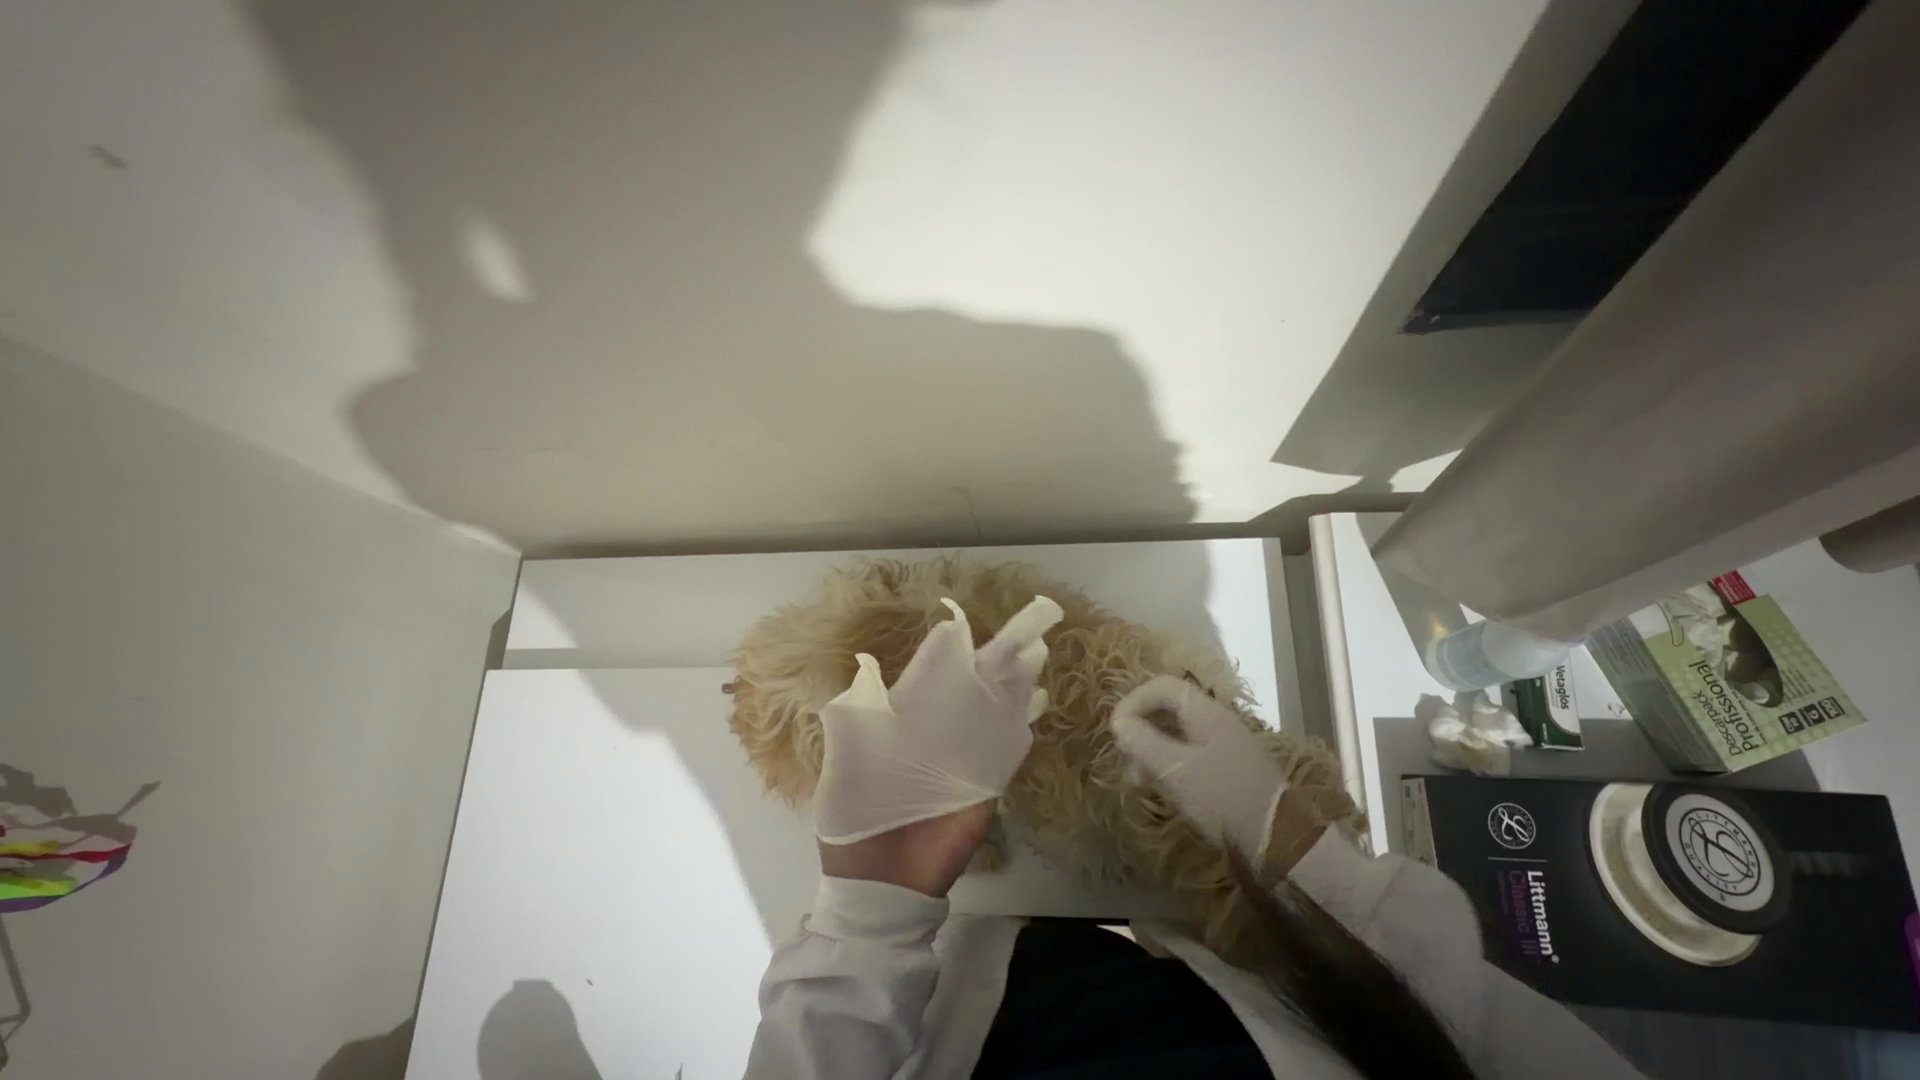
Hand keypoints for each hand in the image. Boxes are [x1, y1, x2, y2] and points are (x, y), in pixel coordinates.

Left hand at [813, 595, 1062, 887]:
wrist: (880, 883)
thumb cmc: (854, 825)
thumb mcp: (843, 768)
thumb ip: (856, 722)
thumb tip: (869, 669)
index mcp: (899, 727)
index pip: (930, 679)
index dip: (951, 653)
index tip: (967, 626)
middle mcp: (936, 737)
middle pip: (969, 691)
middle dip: (993, 662)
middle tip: (1021, 629)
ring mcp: (964, 761)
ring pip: (992, 714)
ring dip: (1013, 685)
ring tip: (1036, 650)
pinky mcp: (984, 786)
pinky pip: (1005, 750)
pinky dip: (1020, 724)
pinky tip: (1036, 698)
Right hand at [1109, 676, 1288, 861]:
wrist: (1279, 840)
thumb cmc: (1224, 797)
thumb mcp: (1176, 770)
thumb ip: (1143, 742)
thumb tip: (1119, 723)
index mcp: (1206, 713)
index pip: (1162, 688)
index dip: (1134, 701)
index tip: (1117, 731)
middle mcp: (1214, 724)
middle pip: (1167, 712)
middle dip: (1140, 732)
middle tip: (1126, 760)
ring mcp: (1222, 749)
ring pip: (1175, 739)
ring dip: (1151, 755)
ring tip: (1140, 783)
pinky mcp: (1225, 774)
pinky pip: (1187, 761)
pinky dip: (1168, 771)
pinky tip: (1162, 793)